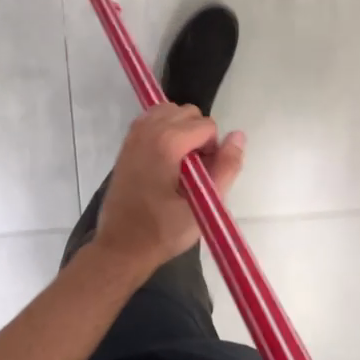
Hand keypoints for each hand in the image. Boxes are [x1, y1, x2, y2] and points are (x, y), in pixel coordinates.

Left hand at [92, 103, 244, 274]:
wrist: (122, 247)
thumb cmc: (163, 231)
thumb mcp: (204, 204)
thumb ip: (225, 168)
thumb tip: (238, 136)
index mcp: (166, 143)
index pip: (207, 126)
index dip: (213, 150)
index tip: (203, 177)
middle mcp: (147, 131)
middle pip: (188, 113)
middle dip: (198, 137)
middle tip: (194, 173)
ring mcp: (133, 136)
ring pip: (168, 112)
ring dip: (181, 131)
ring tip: (180, 166)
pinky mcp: (126, 146)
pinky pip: (151, 122)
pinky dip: (163, 132)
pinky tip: (165, 161)